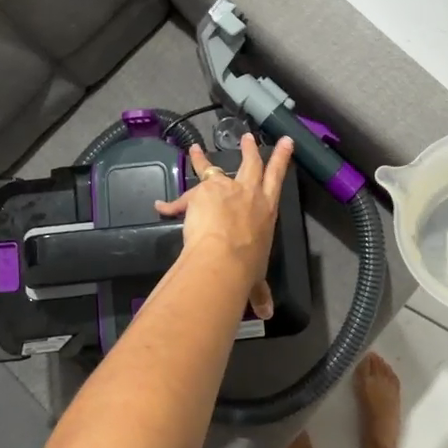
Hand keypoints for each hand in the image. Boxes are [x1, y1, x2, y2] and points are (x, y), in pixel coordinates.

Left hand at [154, 134, 294, 318]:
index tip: (286, 141)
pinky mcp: (202, 192)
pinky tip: (161, 206)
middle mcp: (248, 193)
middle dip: (251, 149)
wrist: (224, 256)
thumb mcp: (256, 278)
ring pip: (215, 168)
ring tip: (197, 148)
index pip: (278, 178)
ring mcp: (225, 188)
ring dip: (205, 159)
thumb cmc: (246, 266)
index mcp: (267, 210)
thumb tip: (267, 312)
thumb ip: (259, 292)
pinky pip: (183, 197)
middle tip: (250, 136)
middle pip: (253, 163)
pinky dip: (172, 203)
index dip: (282, 158)